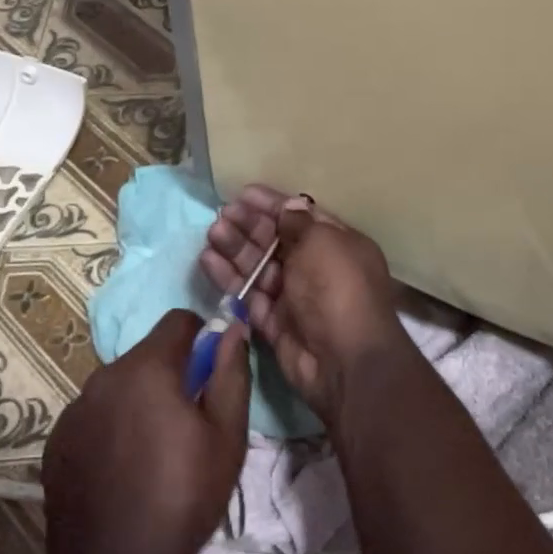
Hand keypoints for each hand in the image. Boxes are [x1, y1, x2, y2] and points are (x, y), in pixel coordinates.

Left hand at [40, 309, 250, 553]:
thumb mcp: (227, 436)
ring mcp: (73, 410)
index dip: (202, 339)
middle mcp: (103, 377)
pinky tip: (122, 468)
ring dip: (138, 400)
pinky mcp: (56, 442)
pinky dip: (111, 427)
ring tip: (153, 450)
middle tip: (187, 422)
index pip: (178, 320)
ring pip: (118, 385)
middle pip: (147, 354)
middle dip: (170, 374)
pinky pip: (93, 415)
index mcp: (147, 369)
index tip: (210, 375)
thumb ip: (232, 373)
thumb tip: (234, 328)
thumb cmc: (183, 497)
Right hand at [199, 185, 407, 421]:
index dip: (273, 205)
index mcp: (337, 244)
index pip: (301, 217)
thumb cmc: (337, 288)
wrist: (344, 360)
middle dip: (250, 226)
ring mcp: (295, 297)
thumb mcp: (322, 243)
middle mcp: (317, 268)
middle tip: (221, 214)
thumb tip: (288, 207)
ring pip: (260, 267)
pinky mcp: (275, 324)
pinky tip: (208, 261)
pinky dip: (230, 278)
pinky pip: (249, 295)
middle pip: (277, 241)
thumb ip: (299, 224)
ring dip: (236, 249)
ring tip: (212, 233)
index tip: (243, 194)